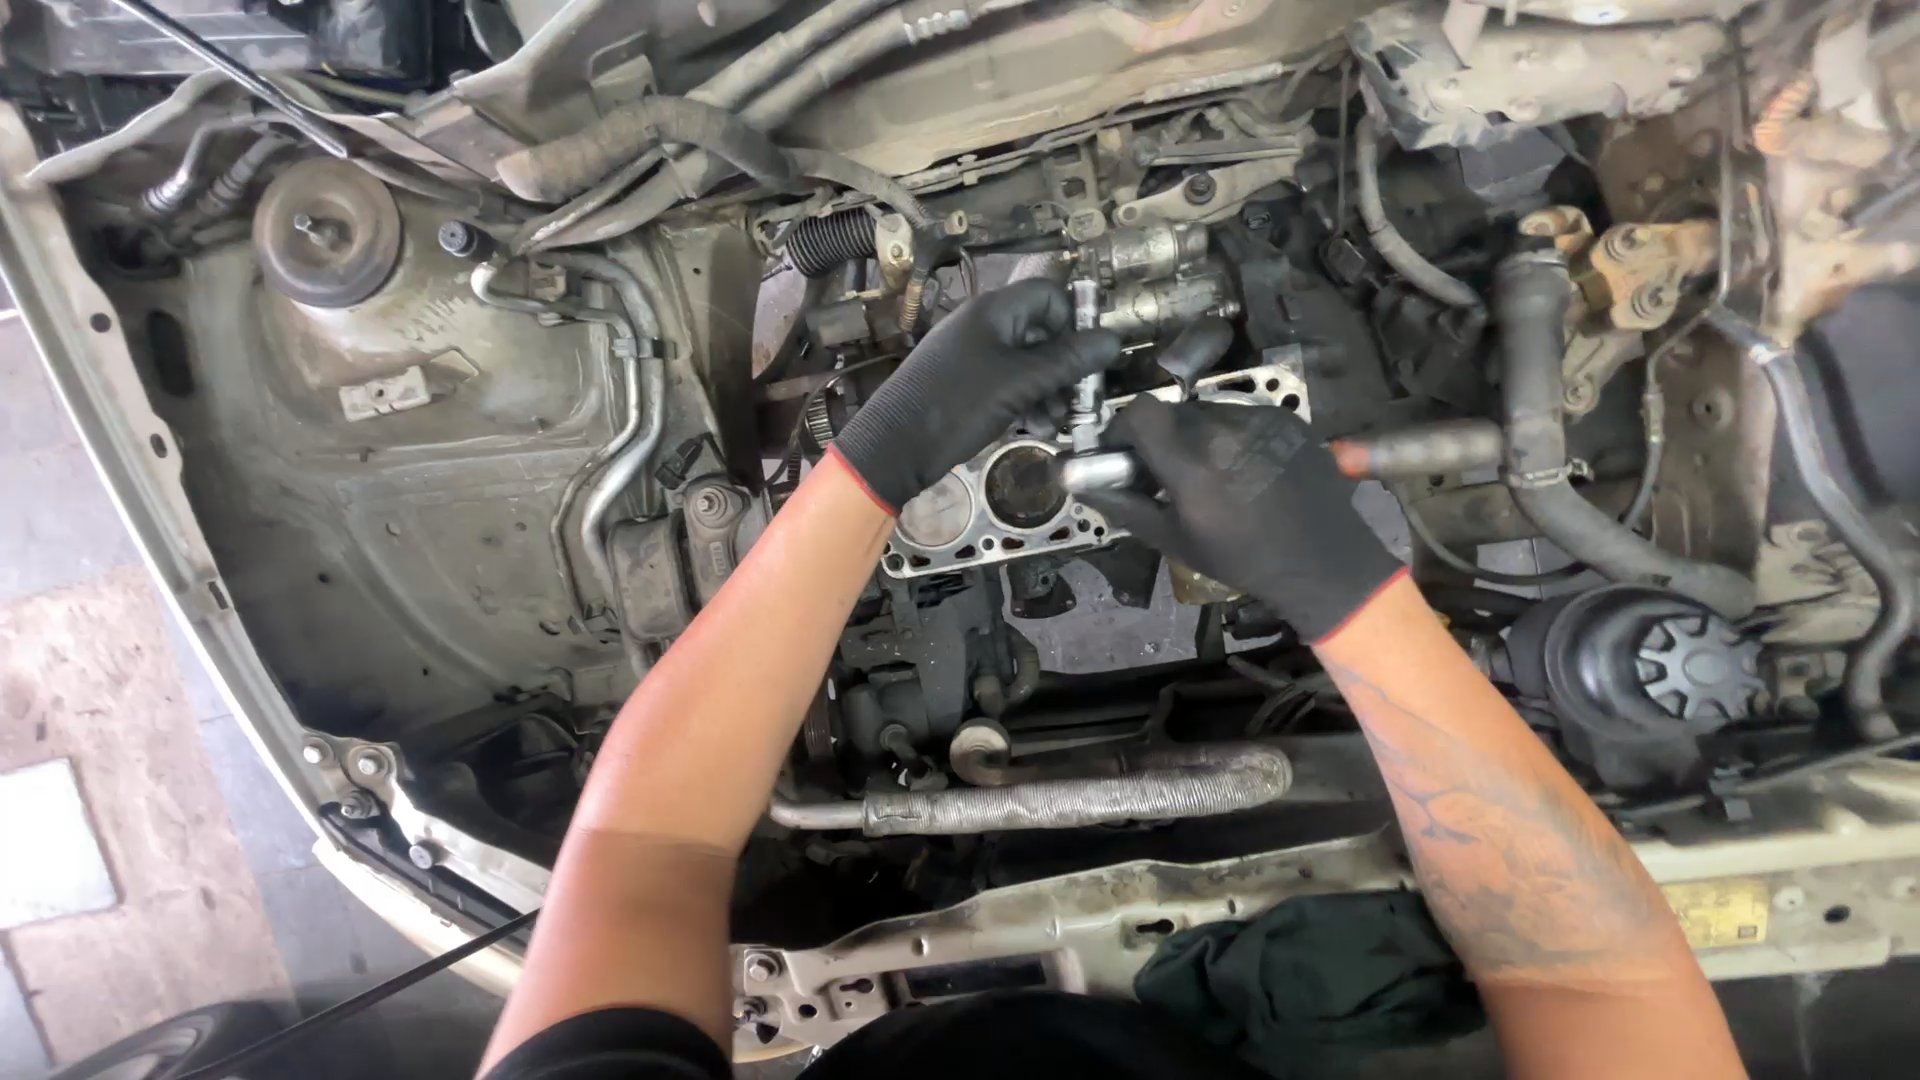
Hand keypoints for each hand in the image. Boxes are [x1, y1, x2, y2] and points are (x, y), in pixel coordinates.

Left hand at [830, 280, 1121, 511]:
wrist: (895, 445)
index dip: (1072, 323)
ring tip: (1059, 422)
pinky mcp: (965, 385)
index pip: (1049, 295)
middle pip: (1040, 332)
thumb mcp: (1019, 383)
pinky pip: (1007, 384)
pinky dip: (1026, 401)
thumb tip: (1112, 340)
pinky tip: (1037, 427)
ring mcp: (971, 356)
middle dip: (1064, 366)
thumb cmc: (958, 405)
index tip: (1086, 360)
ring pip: (1025, 363)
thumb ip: (1067, 361)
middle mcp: (983, 325)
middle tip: (1080, 401)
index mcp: (994, 310)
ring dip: (1049, 389)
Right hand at [1078, 397, 1404, 642]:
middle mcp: (1225, 430)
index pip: (1140, 412)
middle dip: (1159, 437)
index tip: (1123, 452)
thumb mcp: (1173, 539)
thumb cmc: (1240, 558)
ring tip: (1210, 473)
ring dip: (1195, 435)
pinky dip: (1231, 436)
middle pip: (1172, 412)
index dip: (1123, 427)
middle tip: (1165, 470)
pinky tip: (1244, 470)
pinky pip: (1242, 416)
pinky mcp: (1288, 419)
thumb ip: (1123, 505)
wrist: (1322, 561)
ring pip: (1207, 412)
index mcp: (1192, 463)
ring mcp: (1261, 420)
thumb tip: (1076, 483)